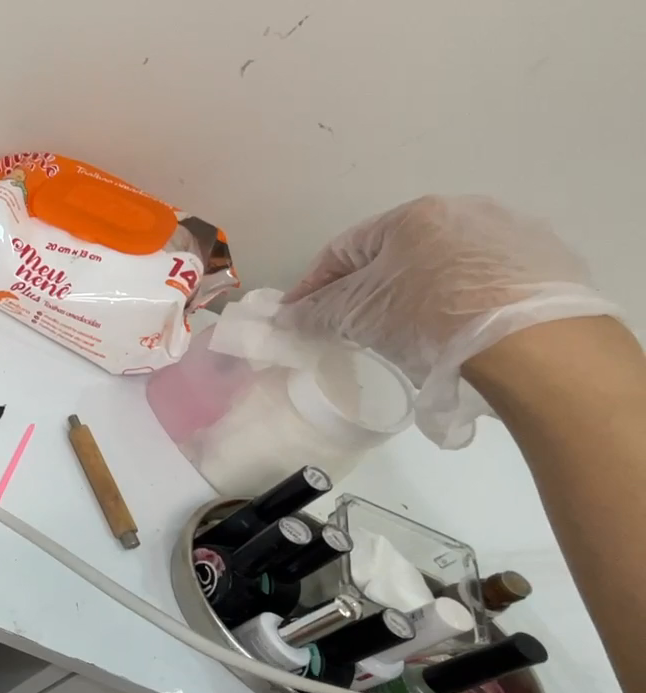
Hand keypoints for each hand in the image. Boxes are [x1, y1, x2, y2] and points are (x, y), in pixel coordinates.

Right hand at [278, 195, 619, 446]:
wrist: (526, 339)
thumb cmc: (424, 314)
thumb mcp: (353, 314)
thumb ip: (314, 310)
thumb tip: (291, 314)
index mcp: (414, 215)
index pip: (343, 249)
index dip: (311, 284)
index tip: (294, 315)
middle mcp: (465, 210)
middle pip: (394, 252)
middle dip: (364, 285)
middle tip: (346, 321)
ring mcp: (510, 232)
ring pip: (439, 262)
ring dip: (411, 289)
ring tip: (400, 325)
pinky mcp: (543, 260)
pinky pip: (480, 276)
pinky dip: (455, 296)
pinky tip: (449, 324)